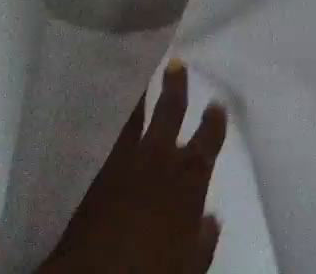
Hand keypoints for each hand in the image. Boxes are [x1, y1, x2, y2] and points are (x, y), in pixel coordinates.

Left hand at [41, 60, 226, 273]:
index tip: (216, 102)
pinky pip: (115, 140)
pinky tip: (121, 120)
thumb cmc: (152, 270)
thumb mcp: (190, 264)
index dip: (214, 121)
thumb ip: (203, 240)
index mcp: (189, 178)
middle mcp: (160, 161)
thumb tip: (209, 220)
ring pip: (137, 121)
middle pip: (170, 115)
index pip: (208, 141)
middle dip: (176, 89)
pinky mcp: (99, 177)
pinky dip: (121, 124)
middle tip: (177, 64)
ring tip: (142, 78)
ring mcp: (126, 165)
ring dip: (142, 99)